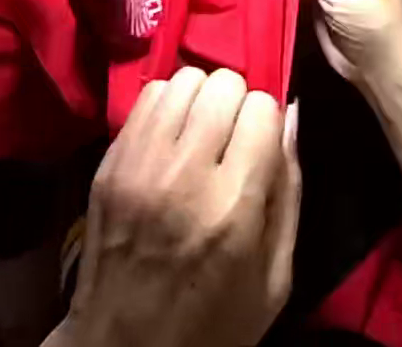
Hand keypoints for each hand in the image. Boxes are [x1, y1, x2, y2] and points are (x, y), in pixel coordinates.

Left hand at [53, 68, 299, 346]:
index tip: (260, 147)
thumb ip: (290, 186)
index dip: (267, 123)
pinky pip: (149, 95)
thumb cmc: (213, 322)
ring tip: (200, 133)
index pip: (263, 108)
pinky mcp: (109, 164)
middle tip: (231, 138)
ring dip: (202, 99)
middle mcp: (183, 177)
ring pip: (186, 79)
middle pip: (224, 84)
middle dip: (237, 104)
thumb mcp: (276, 275)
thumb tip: (292, 112)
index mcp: (232, 207)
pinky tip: (172, 136)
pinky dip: (169, 104)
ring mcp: (138, 167)